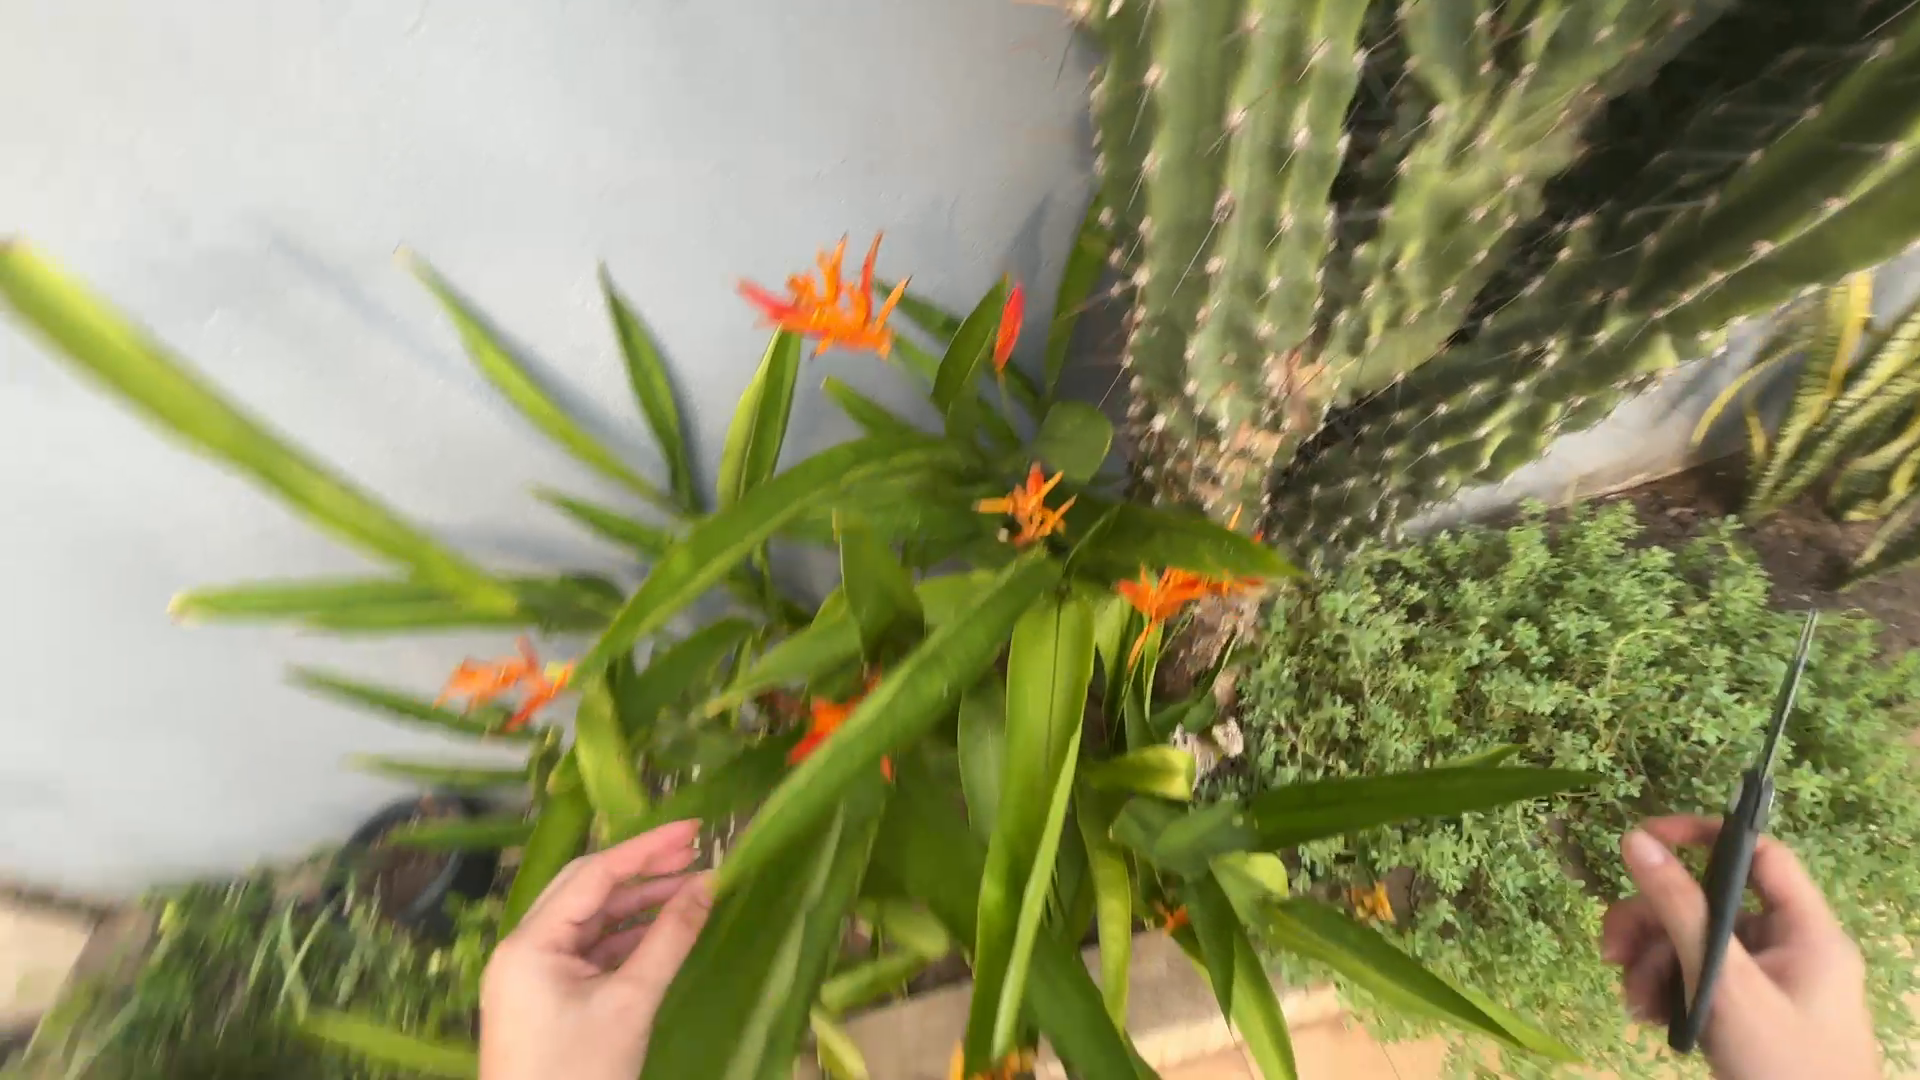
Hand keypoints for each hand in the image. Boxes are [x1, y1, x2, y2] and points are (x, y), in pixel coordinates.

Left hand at [479, 820, 711, 1079]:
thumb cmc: (581, 1075)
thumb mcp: (632, 1000)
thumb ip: (672, 934)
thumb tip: (711, 881)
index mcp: (529, 944)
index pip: (596, 873)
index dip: (649, 846)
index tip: (695, 828)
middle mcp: (525, 948)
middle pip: (590, 886)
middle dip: (644, 867)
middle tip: (694, 851)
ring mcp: (534, 972)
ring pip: (594, 916)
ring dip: (641, 901)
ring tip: (692, 887)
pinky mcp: (549, 994)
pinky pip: (594, 946)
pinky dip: (631, 933)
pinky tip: (667, 926)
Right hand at [1600, 816, 1878, 1079]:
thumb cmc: (1782, 1062)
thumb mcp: (1722, 981)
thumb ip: (1678, 906)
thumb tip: (1634, 838)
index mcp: (1805, 933)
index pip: (1758, 853)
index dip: (1701, 834)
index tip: (1642, 837)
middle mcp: (1784, 944)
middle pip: (1700, 900)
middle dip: (1647, 922)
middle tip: (1611, 949)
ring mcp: (1762, 972)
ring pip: (1683, 933)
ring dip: (1645, 959)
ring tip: (1630, 997)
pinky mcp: (1741, 997)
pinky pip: (1687, 966)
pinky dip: (1657, 981)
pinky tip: (1645, 1010)